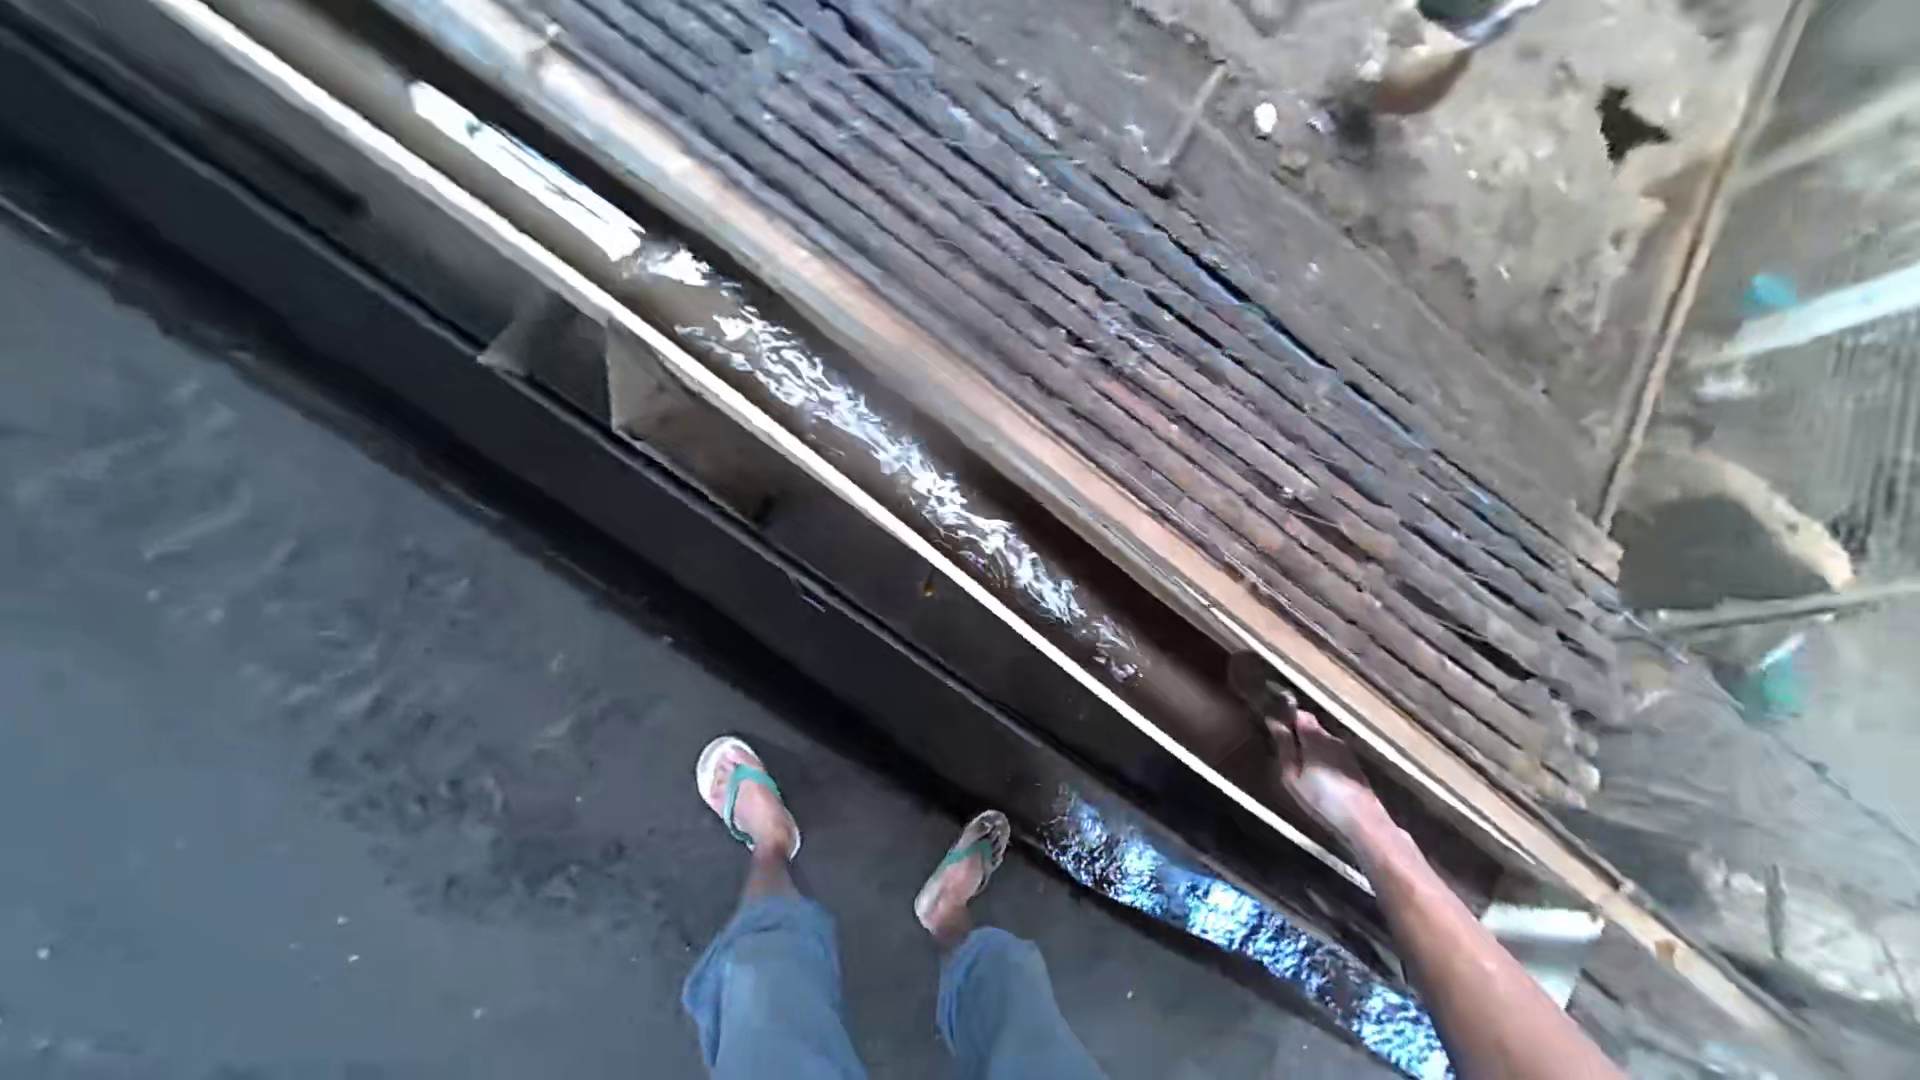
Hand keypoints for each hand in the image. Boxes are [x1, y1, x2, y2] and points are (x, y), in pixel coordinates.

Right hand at [1270, 711, 1385, 841]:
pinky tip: (1317, 776)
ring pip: (1322, 740)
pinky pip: (1332, 753)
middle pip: (1312, 726)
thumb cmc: (1321, 799)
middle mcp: (1333, 739)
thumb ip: (1284, 746)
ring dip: (1309, 746)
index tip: (1274, 726)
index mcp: (1316, 737)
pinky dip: (1321, 757)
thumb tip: (1272, 720)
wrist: (1364, 824)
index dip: (1286, 716)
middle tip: (1283, 750)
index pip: (1300, 714)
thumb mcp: (1292, 775)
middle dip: (1297, 732)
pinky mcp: (1354, 766)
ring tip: (1298, 765)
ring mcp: (1346, 752)